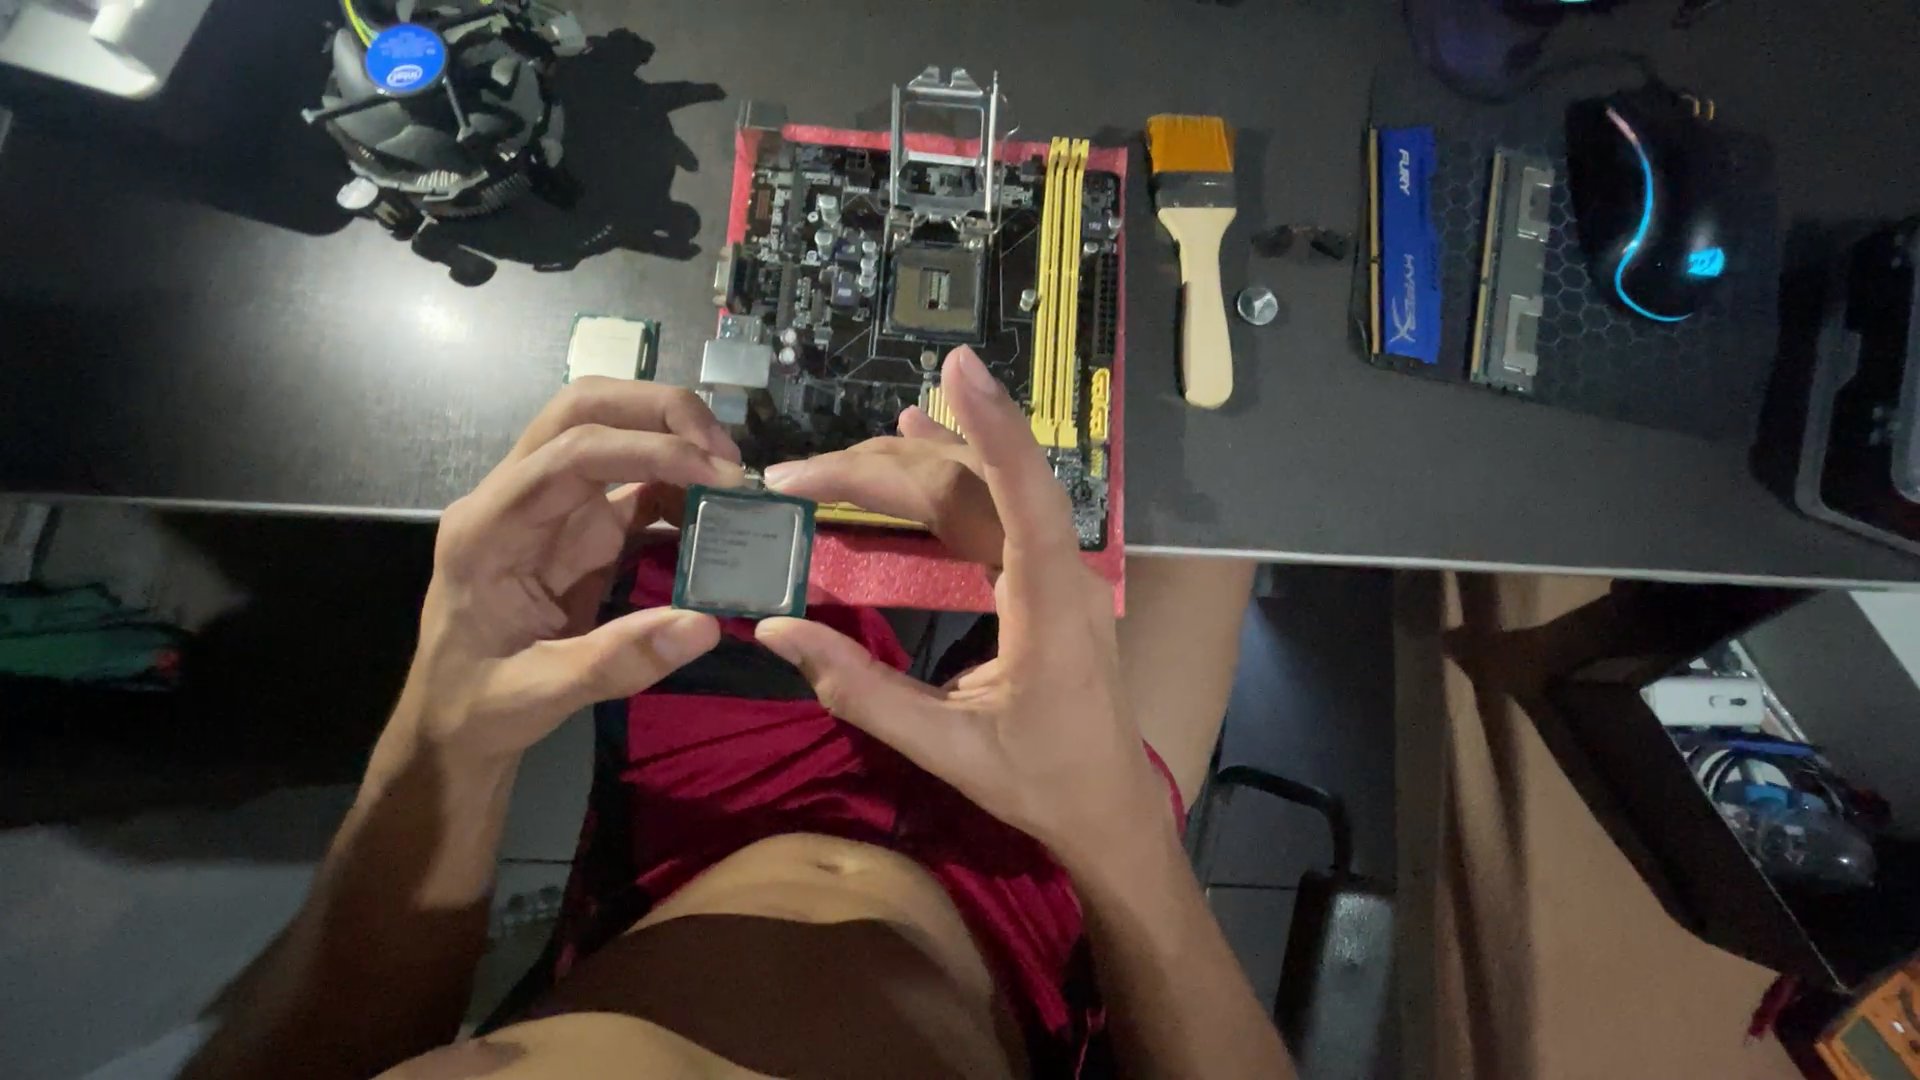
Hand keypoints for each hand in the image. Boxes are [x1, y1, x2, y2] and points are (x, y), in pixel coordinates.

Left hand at [400, 378, 744, 763]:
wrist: (456, 719)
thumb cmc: (481, 704)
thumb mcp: (542, 693)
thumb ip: (619, 661)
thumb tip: (706, 624)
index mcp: (490, 527)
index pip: (571, 452)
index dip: (650, 450)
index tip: (718, 476)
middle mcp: (518, 497)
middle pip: (584, 409)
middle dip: (661, 413)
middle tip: (727, 453)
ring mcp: (551, 507)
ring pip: (609, 430)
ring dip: (674, 438)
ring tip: (732, 478)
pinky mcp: (581, 526)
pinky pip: (633, 482)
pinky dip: (677, 484)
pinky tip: (712, 511)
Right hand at [756, 347, 1171, 866]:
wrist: (1109, 807)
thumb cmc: (1039, 782)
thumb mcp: (946, 748)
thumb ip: (861, 690)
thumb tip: (777, 631)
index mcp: (1050, 604)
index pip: (1026, 494)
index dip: (993, 425)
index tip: (960, 366)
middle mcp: (1060, 570)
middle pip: (974, 487)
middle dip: (884, 469)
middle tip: (798, 473)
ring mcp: (1057, 569)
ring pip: (984, 492)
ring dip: (915, 464)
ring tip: (842, 454)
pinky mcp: (1044, 576)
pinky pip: (997, 510)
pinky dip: (954, 474)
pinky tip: (920, 443)